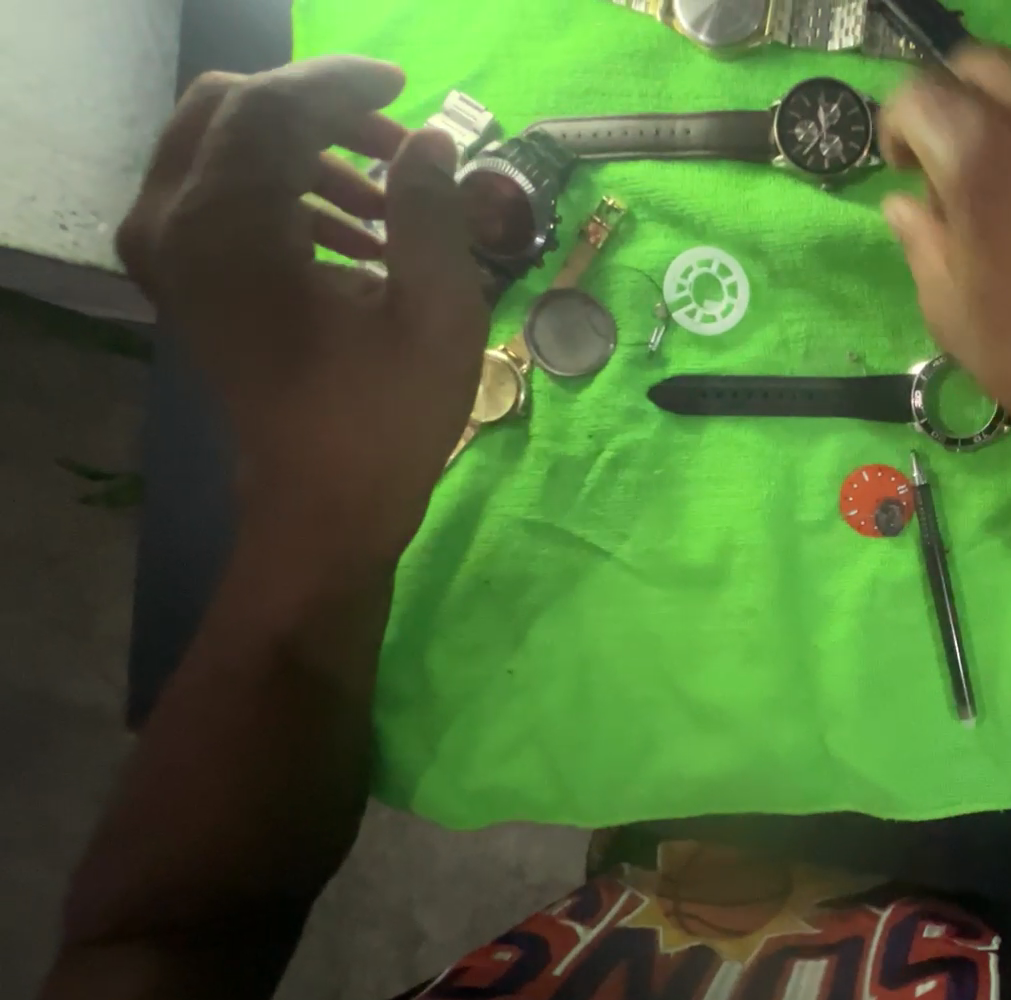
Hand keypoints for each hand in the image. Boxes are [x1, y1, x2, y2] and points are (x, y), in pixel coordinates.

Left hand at [118, 56, 485, 572]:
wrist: (325, 497)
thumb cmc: (391, 416)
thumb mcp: (439, 316)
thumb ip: (433, 218)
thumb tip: (432, 145)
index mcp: (234, 227)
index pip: (276, 108)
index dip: (345, 86)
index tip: (410, 89)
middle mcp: (172, 222)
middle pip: (230, 110)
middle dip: (320, 113)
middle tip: (400, 151)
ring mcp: (165, 252)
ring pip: (218, 148)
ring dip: (305, 155)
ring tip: (388, 206)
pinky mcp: (180, 278)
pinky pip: (215, 195)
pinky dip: (283, 194)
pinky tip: (355, 241)